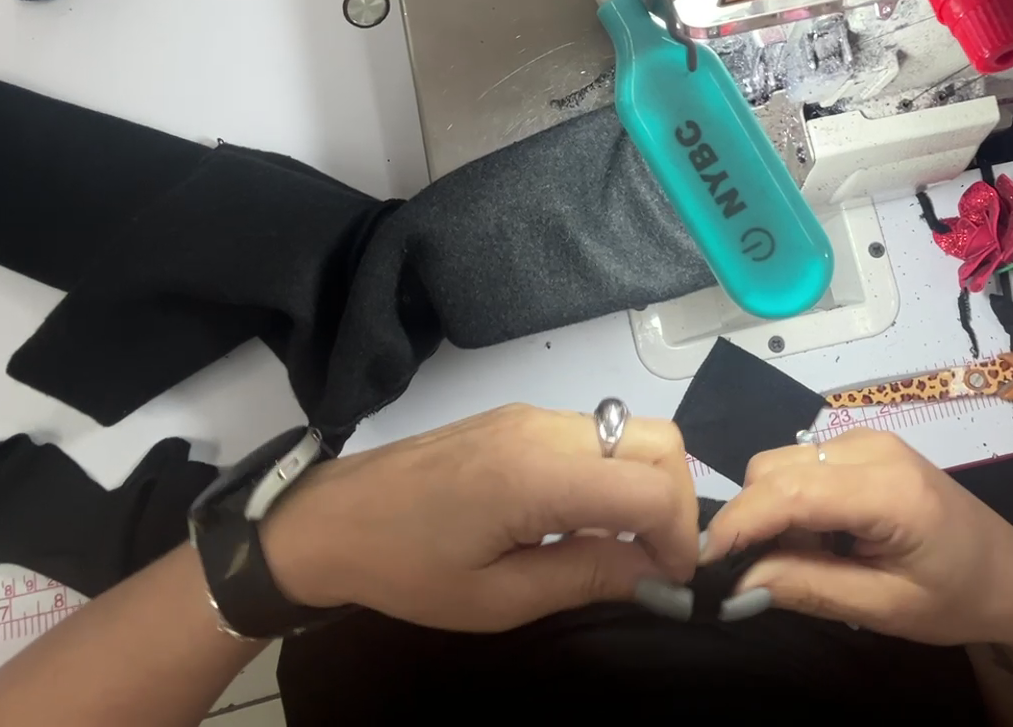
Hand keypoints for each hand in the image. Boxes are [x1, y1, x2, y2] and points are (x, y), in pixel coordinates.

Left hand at [258, 404, 698, 631]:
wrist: (333, 516)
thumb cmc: (407, 568)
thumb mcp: (497, 598)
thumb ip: (588, 578)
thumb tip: (659, 577)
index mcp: (539, 473)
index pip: (653, 486)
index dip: (680, 537)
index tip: (671, 583)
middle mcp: (547, 427)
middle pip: (660, 440)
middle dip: (678, 502)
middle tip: (657, 562)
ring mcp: (534, 414)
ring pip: (632, 431)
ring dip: (648, 486)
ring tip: (622, 546)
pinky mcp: (522, 417)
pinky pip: (597, 434)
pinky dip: (615, 473)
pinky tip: (585, 518)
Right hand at [701, 428, 1012, 647]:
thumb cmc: (958, 599)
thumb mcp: (885, 608)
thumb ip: (806, 587)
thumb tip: (736, 584)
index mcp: (888, 489)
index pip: (790, 492)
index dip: (740, 522)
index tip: (705, 561)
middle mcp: (870, 446)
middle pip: (775, 469)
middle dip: (752, 518)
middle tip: (761, 573)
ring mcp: (866, 438)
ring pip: (782, 463)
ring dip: (773, 511)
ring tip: (806, 558)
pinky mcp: (861, 443)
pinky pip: (801, 463)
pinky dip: (793, 501)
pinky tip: (822, 536)